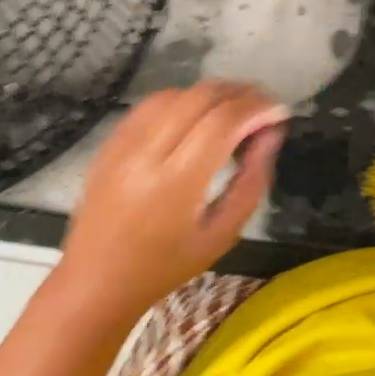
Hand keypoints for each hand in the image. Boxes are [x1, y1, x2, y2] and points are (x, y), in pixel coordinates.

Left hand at [60, 81, 287, 313]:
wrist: (96, 282)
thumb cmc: (165, 267)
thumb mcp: (222, 235)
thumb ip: (252, 182)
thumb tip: (271, 134)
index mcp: (176, 183)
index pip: (223, 121)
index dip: (257, 108)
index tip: (278, 113)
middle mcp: (147, 153)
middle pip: (201, 97)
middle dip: (239, 93)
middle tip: (262, 105)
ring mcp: (123, 143)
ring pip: (177, 93)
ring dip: (211, 93)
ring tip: (233, 108)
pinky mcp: (110, 141)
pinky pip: (150, 103)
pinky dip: (181, 99)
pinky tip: (195, 114)